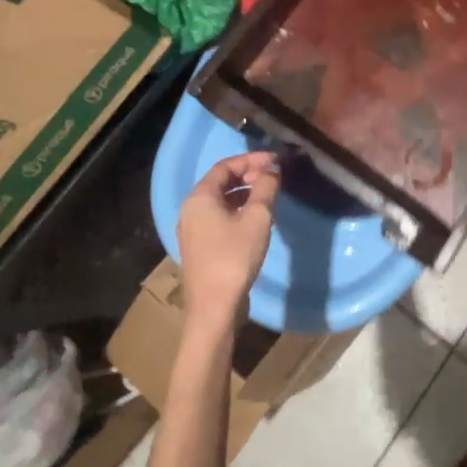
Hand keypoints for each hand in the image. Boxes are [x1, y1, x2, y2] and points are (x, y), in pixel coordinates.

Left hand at [176, 151, 279, 328]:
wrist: (214, 307)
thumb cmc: (235, 257)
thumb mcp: (257, 218)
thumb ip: (265, 187)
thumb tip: (273, 168)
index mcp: (200, 197)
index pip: (225, 166)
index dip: (251, 159)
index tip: (275, 159)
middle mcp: (191, 209)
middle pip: (220, 181)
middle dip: (248, 174)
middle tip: (274, 175)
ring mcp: (193, 229)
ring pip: (220, 200)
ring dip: (244, 192)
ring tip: (269, 194)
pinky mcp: (200, 246)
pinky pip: (218, 216)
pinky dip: (237, 209)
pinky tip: (256, 217)